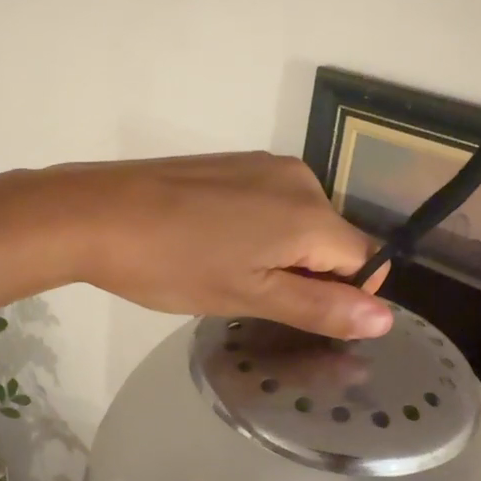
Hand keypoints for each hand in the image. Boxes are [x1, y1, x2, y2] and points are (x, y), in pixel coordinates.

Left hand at [50, 152, 392, 338]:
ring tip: (224, 270)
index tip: (293, 311)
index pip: (367, 261)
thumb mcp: (249, 296)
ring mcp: (263, 165)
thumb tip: (385, 318)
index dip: (344, 296)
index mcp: (310, 213)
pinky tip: (211, 243)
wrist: (95, 213)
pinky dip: (257, 229)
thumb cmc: (173, 264)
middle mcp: (298, 178)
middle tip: (249, 294)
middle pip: (334, 240)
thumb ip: (320, 307)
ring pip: (300, 223)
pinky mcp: (233, 163)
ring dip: (280, 253)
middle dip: (308, 274)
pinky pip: (270, 203)